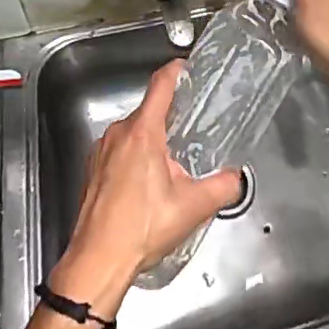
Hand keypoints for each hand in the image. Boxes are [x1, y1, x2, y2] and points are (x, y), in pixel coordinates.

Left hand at [50, 60, 242, 315]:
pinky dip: (132, 158)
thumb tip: (235, 177)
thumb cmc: (140, 229)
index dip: (175, 71)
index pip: (160, 86)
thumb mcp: (192, 207)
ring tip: (167, 168)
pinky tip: (144, 185)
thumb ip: (221, 187)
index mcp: (143, 132)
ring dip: (150, 143)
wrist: (97, 260)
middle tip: (188, 135)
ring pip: (132, 133)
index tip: (184, 68)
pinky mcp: (92, 168)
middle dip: (168, 121)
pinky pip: (117, 150)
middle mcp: (118, 134)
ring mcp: (101, 150)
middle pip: (148, 112)